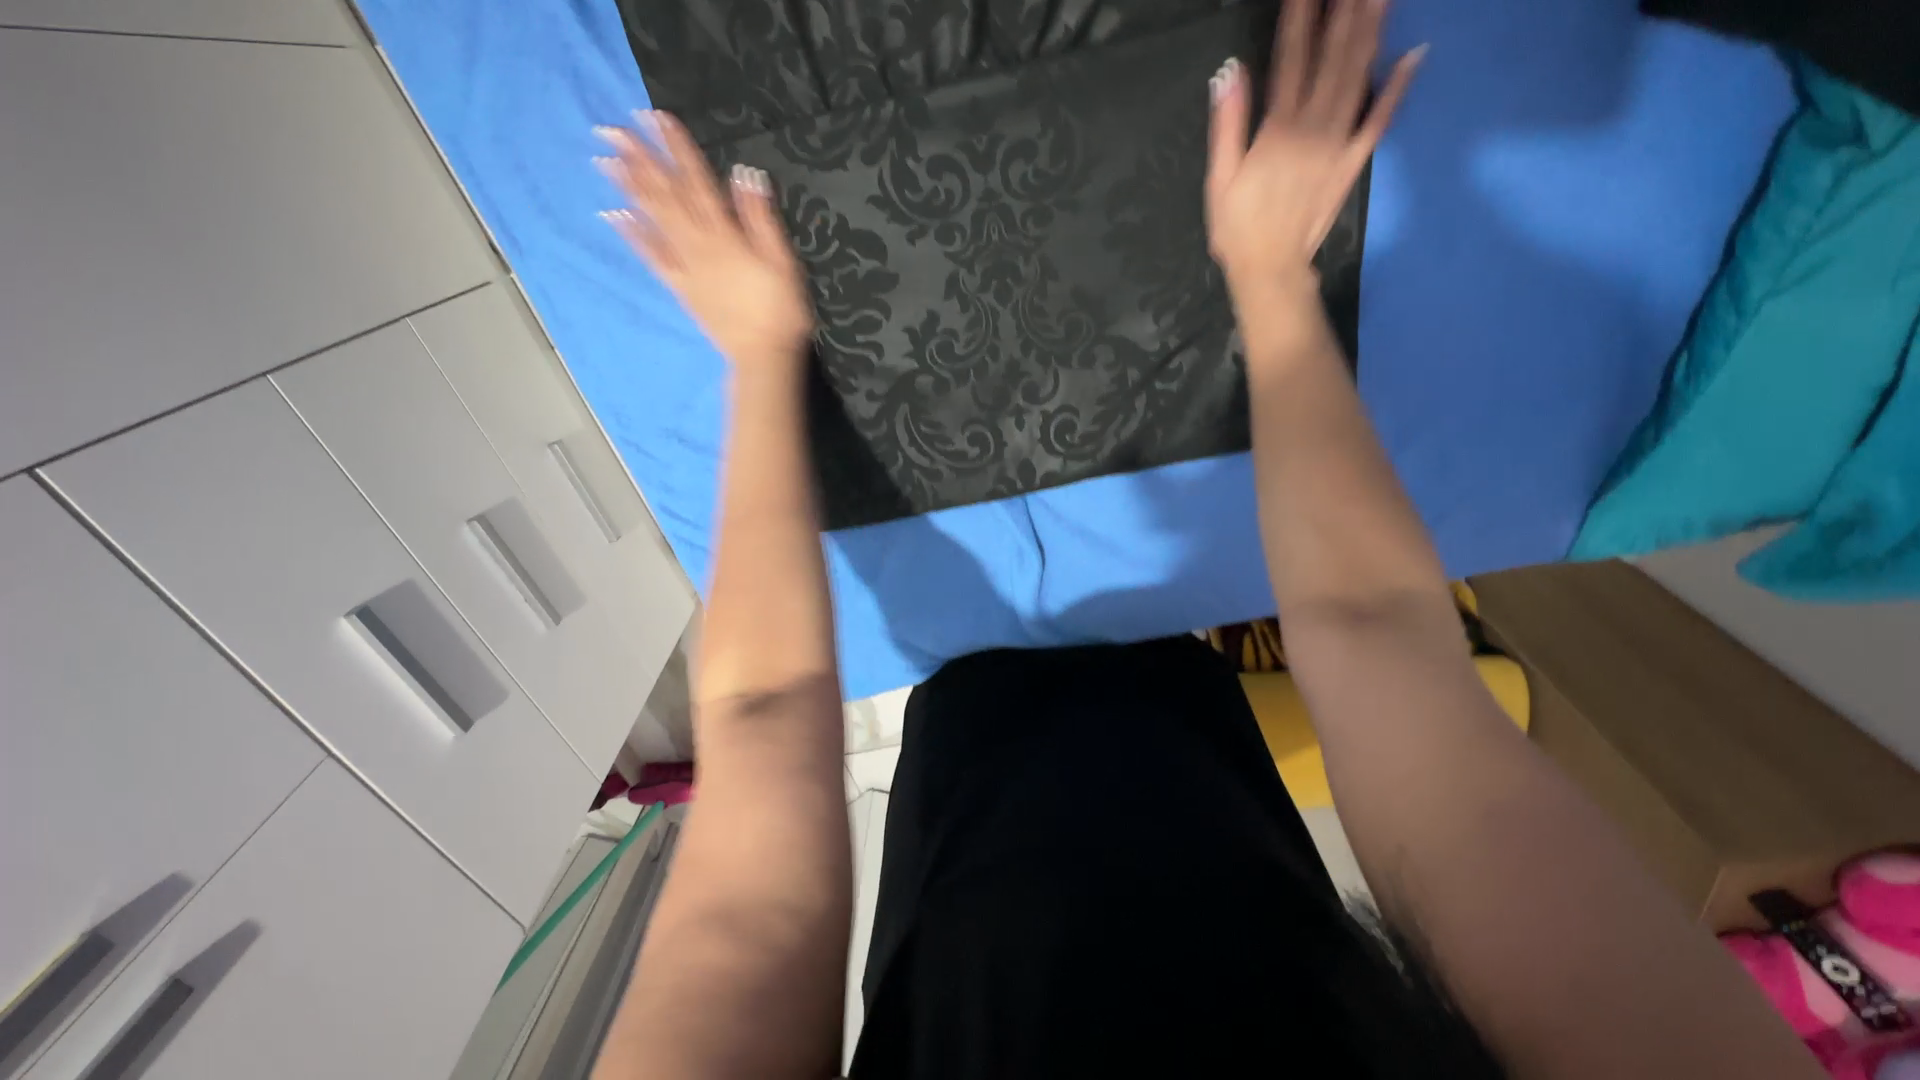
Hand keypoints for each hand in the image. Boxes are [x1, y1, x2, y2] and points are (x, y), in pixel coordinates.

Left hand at [596, 112, 814, 370]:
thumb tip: (745, 175)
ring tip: (606, 160)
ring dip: (629, 189)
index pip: (698, 181)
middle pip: (668, 196)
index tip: (656, 118)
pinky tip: (614, 214)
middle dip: (641, 160)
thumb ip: (761, 218)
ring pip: (654, 221)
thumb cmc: (781, 309)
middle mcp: (699, 245)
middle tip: (612, 130)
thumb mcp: (782, 261)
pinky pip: (652, 258)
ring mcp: (685, 266)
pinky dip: (633, 236)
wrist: (763, 356)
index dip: (678, 148)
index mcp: (726, 235)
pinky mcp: (680, 287)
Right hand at [1205, 0, 1422, 309]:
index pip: (1291, 59)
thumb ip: (1228, 124)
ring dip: (1371, 32)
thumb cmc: (1236, 227)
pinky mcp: (1353, 162)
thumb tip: (1230, 74)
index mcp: (1276, 130)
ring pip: (1358, 77)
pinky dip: (1397, 88)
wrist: (1270, 270)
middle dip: (1345, 12)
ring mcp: (1338, 144)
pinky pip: (1379, 121)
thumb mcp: (1219, 178)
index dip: (1300, 17)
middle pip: (1333, 58)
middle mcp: (1313, 128)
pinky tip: (1414, 55)